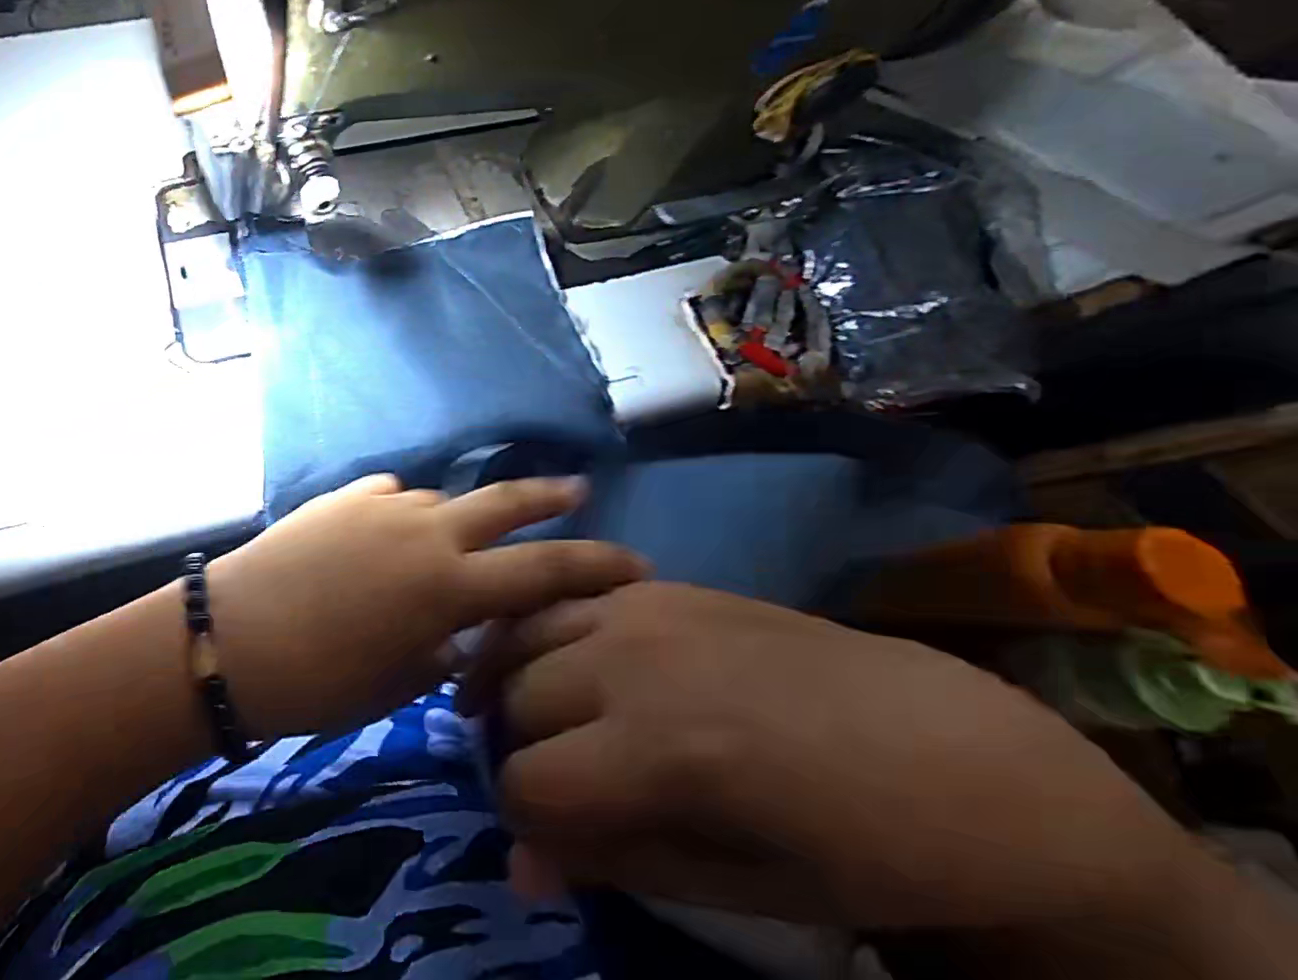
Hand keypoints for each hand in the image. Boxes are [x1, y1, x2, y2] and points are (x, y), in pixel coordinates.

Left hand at [205, 475, 649, 738]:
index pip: (544, 571)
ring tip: (452, 542)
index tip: (634, 564)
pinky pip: (389, 498)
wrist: (229, 640)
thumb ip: (442, 651)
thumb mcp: (398, 683)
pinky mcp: (339, 500)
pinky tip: (389, 530)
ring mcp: (379, 507)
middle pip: (503, 502)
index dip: (596, 567)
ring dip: (457, 520)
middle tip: (576, 491)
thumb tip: (455, 635)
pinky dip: (402, 515)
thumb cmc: (318, 681)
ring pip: (440, 501)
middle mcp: (424, 531)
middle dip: (547, 497)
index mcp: (448, 584)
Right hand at [478, 582, 1208, 931]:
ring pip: (524, 635)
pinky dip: (543, 630)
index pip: (526, 782)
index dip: (525, 822)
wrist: (960, 753)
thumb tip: (518, 869)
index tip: (553, 837)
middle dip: (518, 749)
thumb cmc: (859, 848)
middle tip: (555, 778)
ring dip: (515, 680)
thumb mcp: (738, 889)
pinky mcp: (665, 586)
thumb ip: (614, 864)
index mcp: (662, 749)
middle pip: (515, 701)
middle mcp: (636, 660)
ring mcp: (648, 609)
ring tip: (536, 713)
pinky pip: (568, 599)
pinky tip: (564, 659)